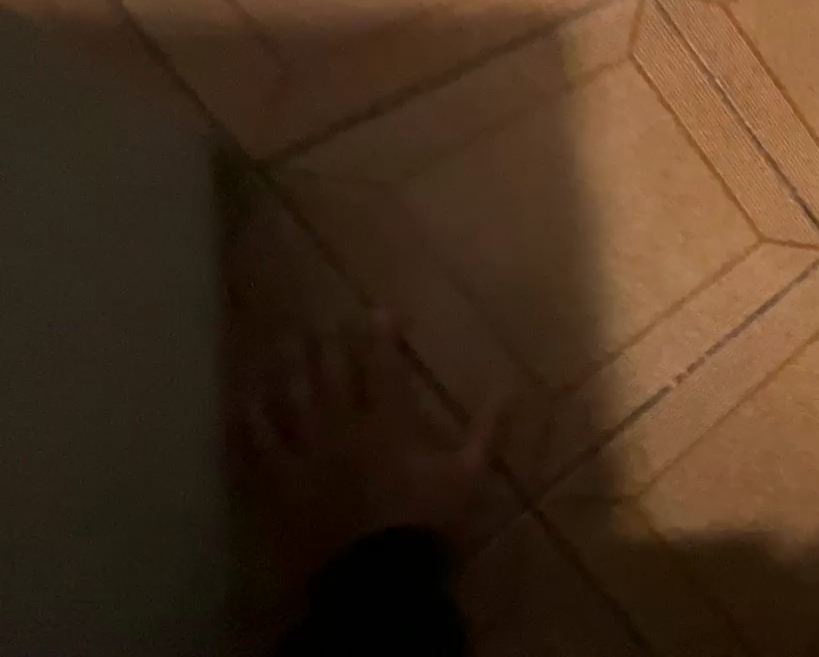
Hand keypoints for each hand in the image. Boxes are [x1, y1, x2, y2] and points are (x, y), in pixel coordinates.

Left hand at [242, 311, 497, 576]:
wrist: (377, 572)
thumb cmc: (429, 515)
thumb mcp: (470, 470)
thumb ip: (486, 426)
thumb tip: (508, 387)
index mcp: (392, 422)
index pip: (385, 369)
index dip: (381, 338)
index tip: (379, 310)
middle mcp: (346, 429)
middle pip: (334, 378)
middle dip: (331, 345)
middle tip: (324, 318)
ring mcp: (309, 455)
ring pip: (293, 403)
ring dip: (288, 370)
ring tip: (283, 342)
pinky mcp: (284, 483)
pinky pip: (261, 447)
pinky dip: (252, 422)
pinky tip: (245, 402)